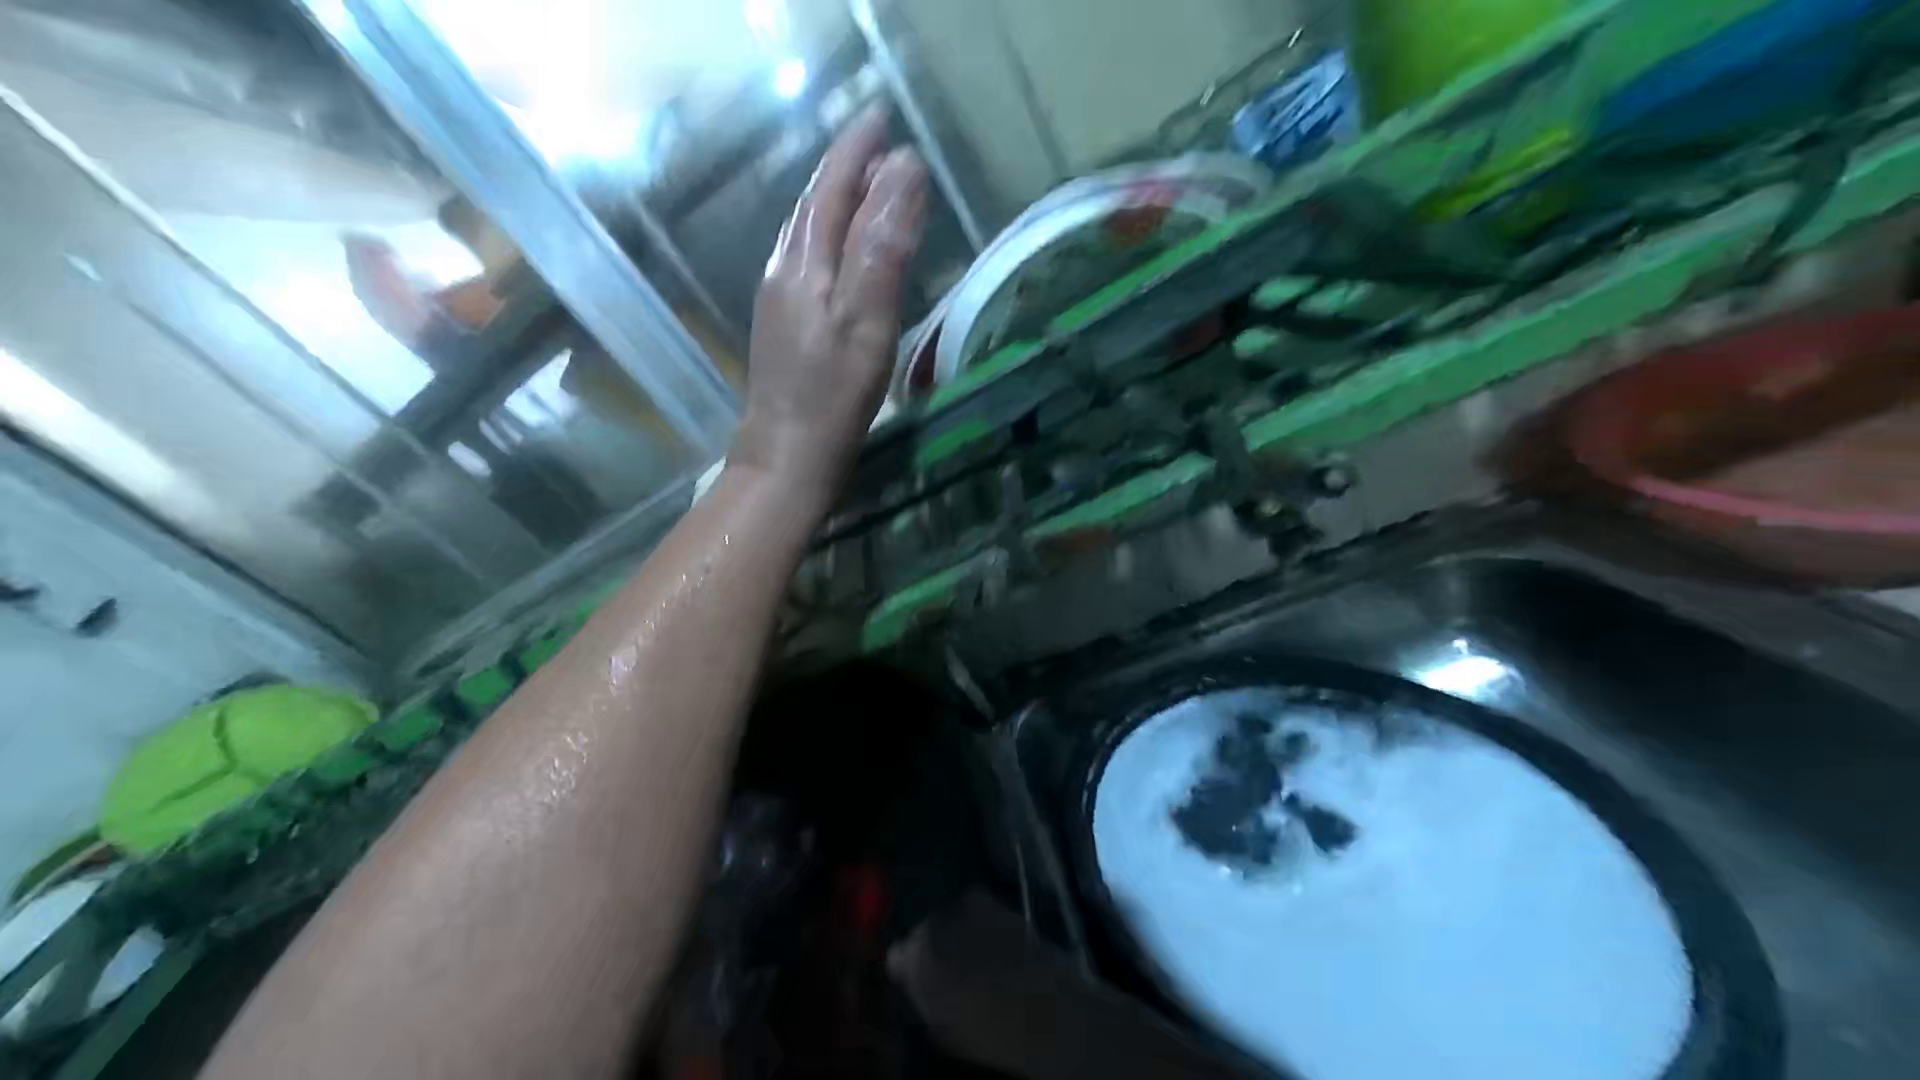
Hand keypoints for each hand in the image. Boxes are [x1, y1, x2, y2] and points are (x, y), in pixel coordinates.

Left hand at [730, 105, 928, 502]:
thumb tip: (904, 169)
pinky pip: (809, 265)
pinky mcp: (784, 329)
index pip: (831, 188)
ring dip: (837, 205)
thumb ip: (882, 245)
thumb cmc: (832, 393)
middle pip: (814, 207)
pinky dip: (832, 243)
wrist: (787, 458)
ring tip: (868, 190)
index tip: (882, 118)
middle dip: (847, 172)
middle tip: (882, 148)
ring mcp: (779, 302)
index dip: (857, 151)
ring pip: (808, 236)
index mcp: (804, 263)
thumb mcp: (866, 317)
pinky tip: (845, 254)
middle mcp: (784, 272)